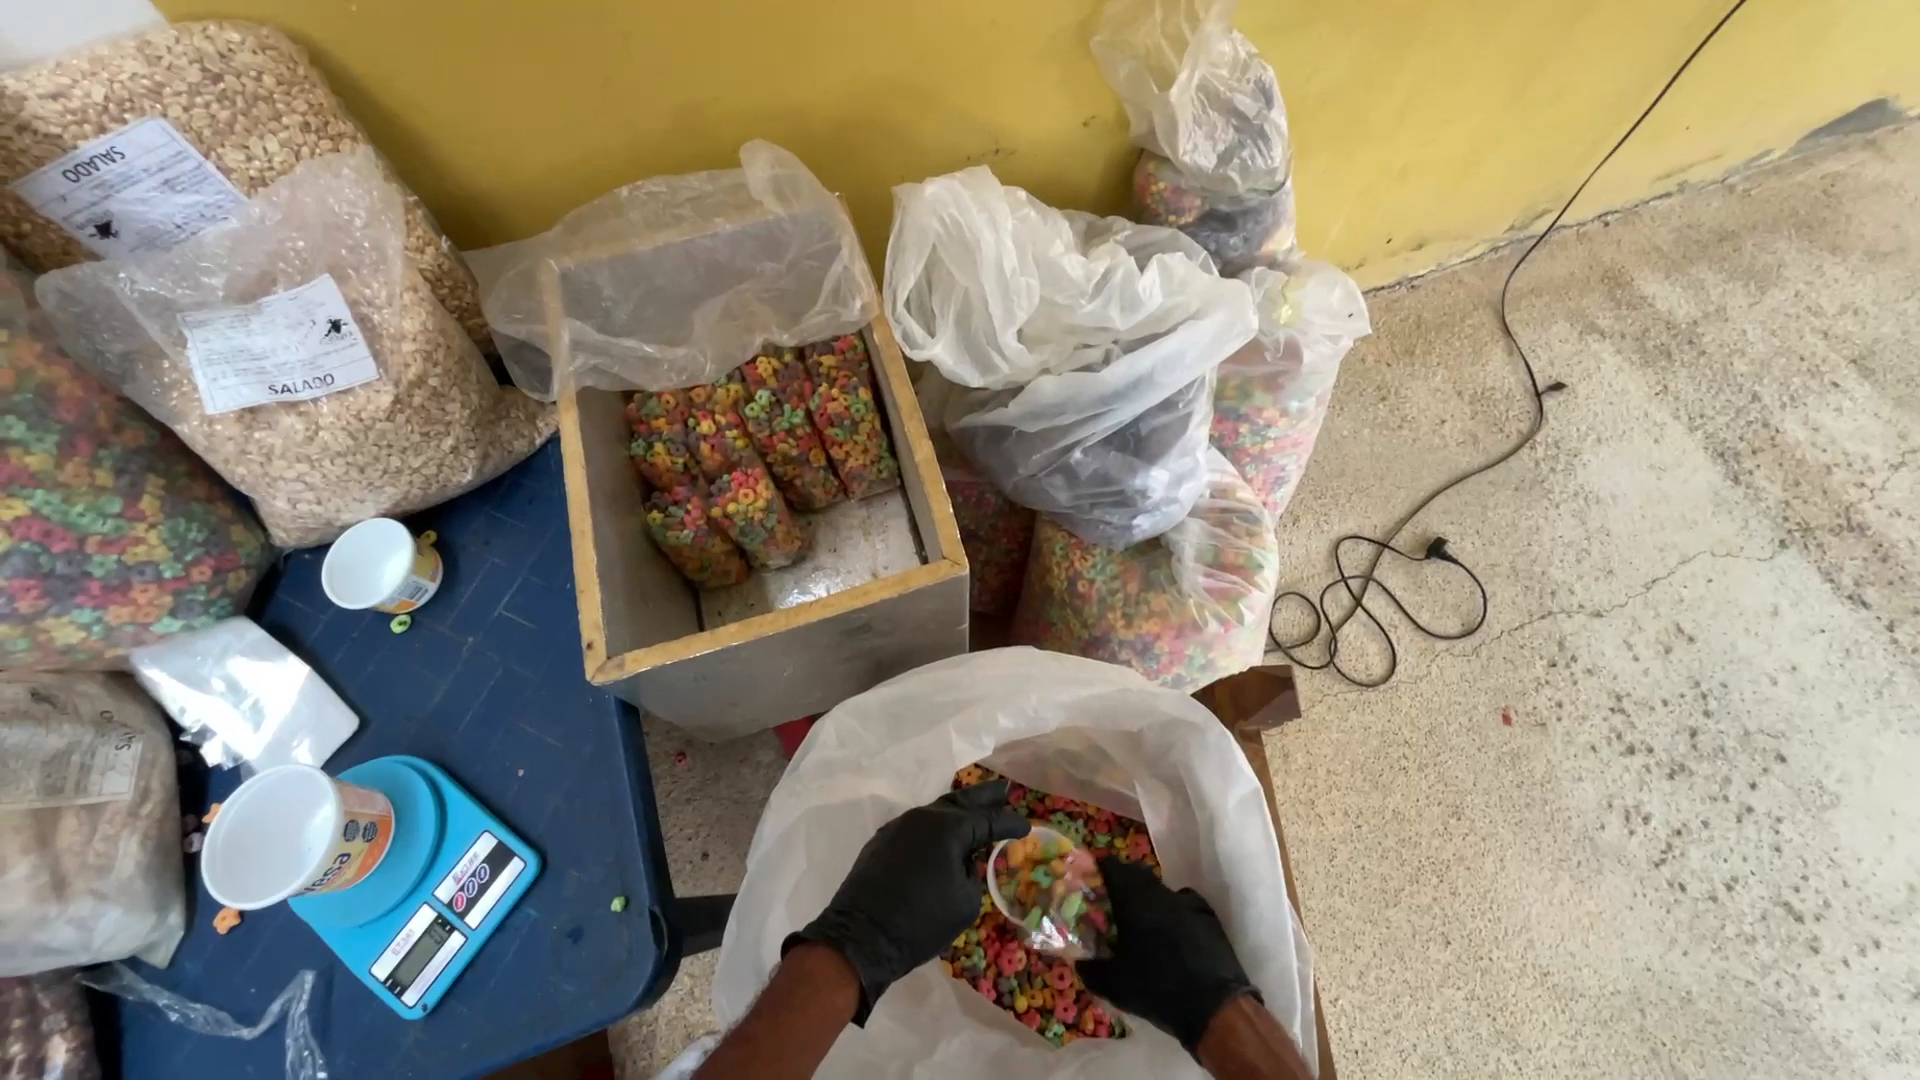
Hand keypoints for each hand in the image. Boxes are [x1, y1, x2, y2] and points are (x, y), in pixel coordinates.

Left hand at [785, 780, 1028, 1023]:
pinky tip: (945, 832)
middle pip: (960, 801)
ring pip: (936, 811)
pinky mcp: (883, 840)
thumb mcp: (965, 902)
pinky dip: (937, 825)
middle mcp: (923, 817)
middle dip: (984, 797)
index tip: (1026, 827)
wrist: (862, 937)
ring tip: (977, 807)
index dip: (1009, 824)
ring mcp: (899, 826)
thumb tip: (963, 861)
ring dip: (958, 809)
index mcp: (948, 828)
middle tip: (1004, 790)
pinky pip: (918, 825)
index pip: (987, 821)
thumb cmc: (920, 922)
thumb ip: (972, 872)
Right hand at [1078, 857, 1259, 1053]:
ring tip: (1141, 921)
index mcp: (1132, 899)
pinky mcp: (1208, 916)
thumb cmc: (1156, 989)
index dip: (1099, 870)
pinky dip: (1173, 911)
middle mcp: (1158, 891)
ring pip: (1160, 888)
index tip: (1091, 882)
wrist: (1214, 1006)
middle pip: (1136, 873)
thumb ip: (1090, 969)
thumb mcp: (1113, 986)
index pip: (1111, 866)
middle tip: (1112, 902)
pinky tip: (1172, 932)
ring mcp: (1186, 902)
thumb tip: (1079, 963)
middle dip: (1122, 882)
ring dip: (1148, 897)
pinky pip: (1183, 903)